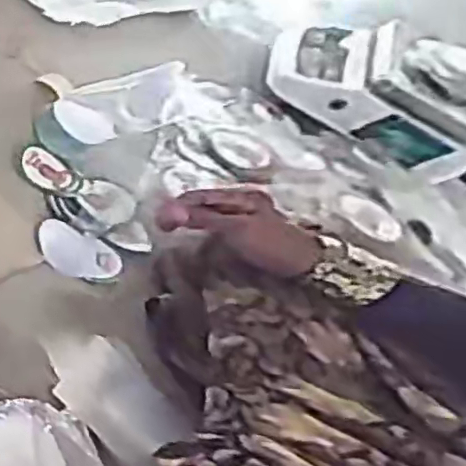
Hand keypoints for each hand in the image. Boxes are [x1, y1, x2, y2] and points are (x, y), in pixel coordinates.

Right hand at [156, 188, 322, 277]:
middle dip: (180, 215)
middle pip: (200, 205)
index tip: (158, 224)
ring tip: (174, 237)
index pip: (197, 196)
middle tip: (163, 231)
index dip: (175, 206)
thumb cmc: (272, 246)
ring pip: (205, 217)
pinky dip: (200, 235)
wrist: (307, 269)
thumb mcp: (234, 229)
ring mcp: (243, 219)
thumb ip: (200, 217)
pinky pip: (213, 230)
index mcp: (241, 196)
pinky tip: (194, 243)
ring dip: (189, 226)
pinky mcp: (243, 234)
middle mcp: (241, 203)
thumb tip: (165, 210)